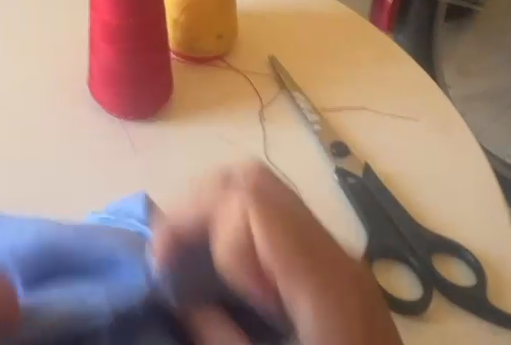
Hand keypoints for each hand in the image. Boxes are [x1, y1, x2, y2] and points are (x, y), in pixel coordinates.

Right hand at [153, 163, 402, 344]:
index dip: (201, 223)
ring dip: (216, 208)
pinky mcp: (336, 270)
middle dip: (200, 203)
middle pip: (253, 180)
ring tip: (190, 249)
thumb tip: (182, 297)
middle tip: (171, 248)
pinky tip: (225, 264)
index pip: (247, 201)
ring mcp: (339, 257)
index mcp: (324, 280)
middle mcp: (334, 253)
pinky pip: (278, 218)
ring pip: (264, 189)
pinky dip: (239, 224)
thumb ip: (222, 334)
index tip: (171, 265)